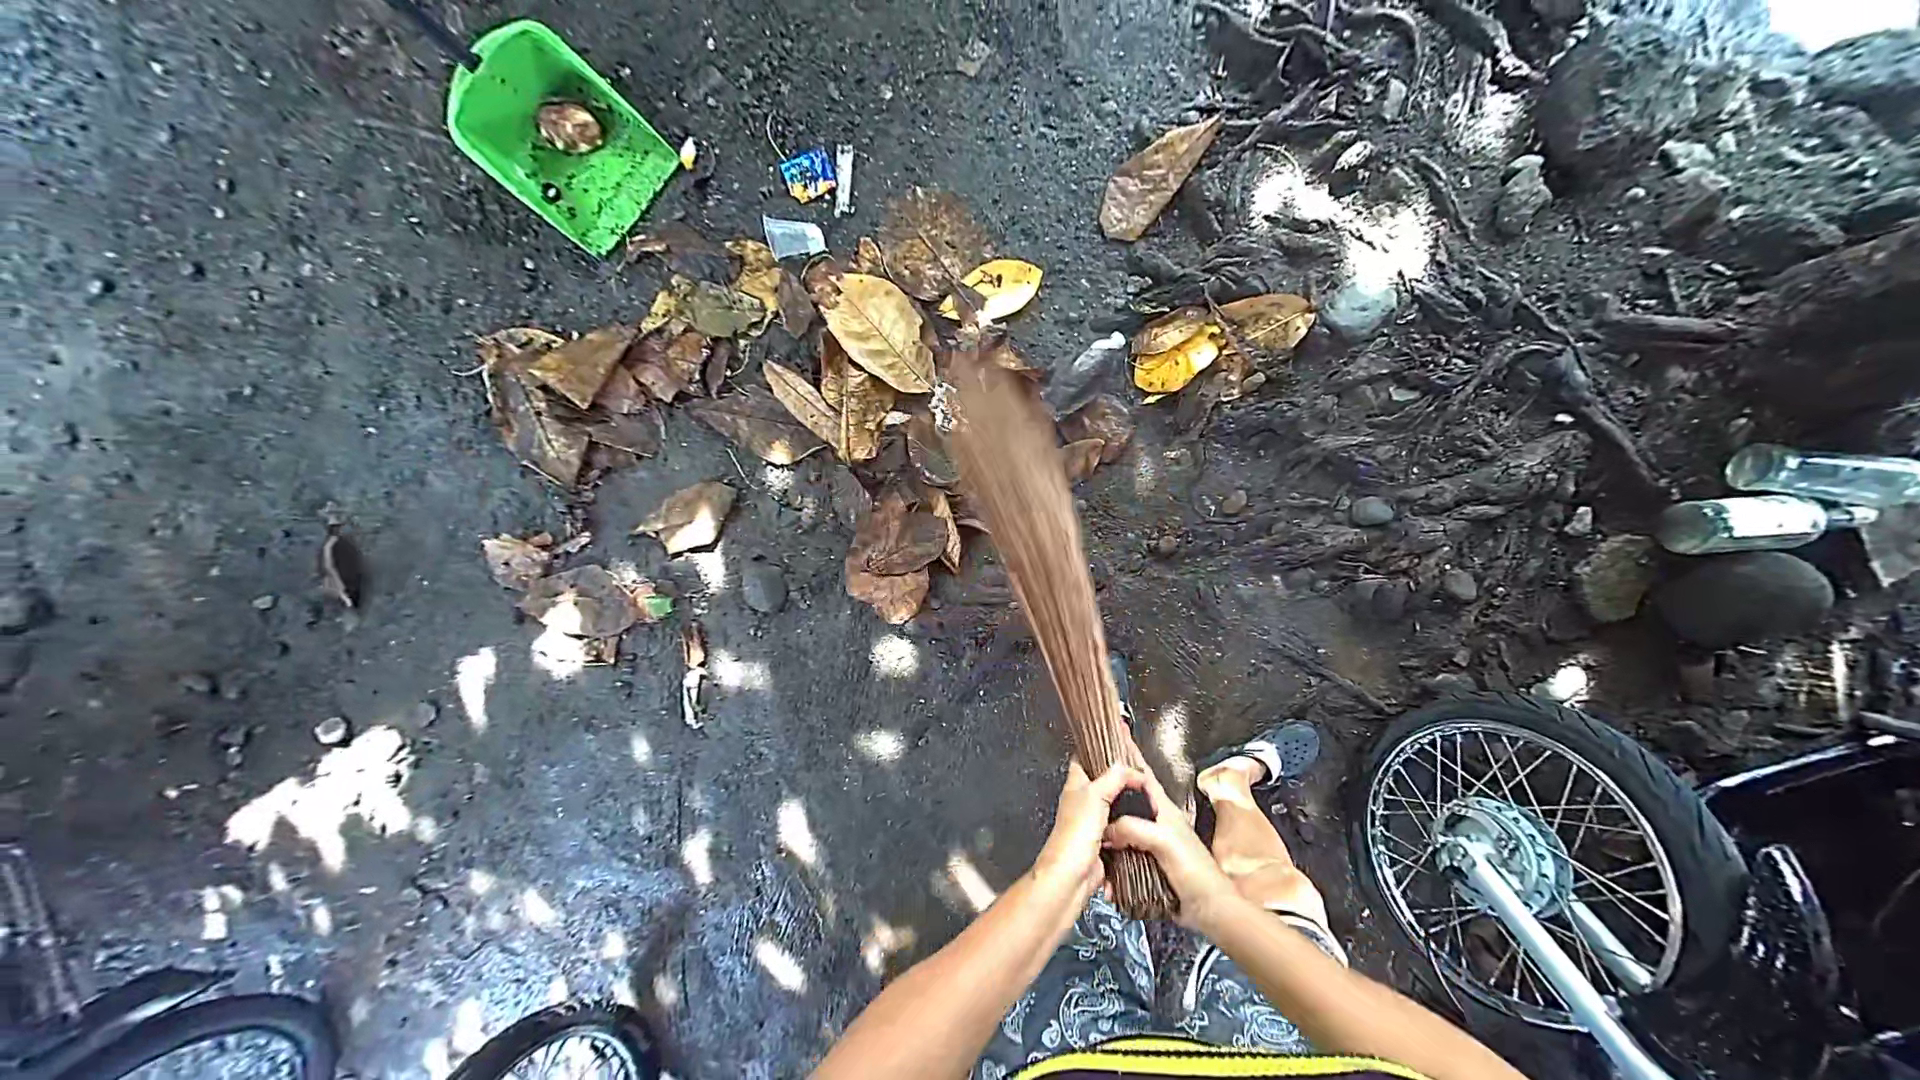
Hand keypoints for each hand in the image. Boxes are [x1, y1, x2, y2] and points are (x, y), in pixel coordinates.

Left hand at [1030, 761, 1145, 904]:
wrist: (1072, 876)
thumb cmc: (1075, 833)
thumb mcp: (1095, 795)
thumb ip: (1114, 777)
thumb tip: (1131, 769)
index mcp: (1076, 784)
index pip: (1085, 758)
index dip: (1099, 749)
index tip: (1119, 744)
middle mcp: (1082, 800)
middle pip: (1103, 781)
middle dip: (1122, 778)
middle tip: (1142, 774)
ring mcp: (1092, 822)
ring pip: (1114, 805)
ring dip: (1129, 803)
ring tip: (1148, 795)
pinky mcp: (1103, 842)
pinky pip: (1120, 829)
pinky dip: (1131, 826)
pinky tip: (1144, 822)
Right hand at [1102, 770, 1242, 931]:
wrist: (1209, 911)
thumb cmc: (1196, 874)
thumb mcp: (1164, 841)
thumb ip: (1134, 828)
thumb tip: (1107, 829)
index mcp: (1164, 810)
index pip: (1143, 775)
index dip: (1128, 758)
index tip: (1112, 744)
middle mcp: (1156, 823)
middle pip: (1127, 801)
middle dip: (1108, 795)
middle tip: (1087, 792)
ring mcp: (1151, 844)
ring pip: (1122, 828)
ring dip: (1107, 830)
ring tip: (1088, 828)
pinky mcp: (1147, 865)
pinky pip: (1123, 854)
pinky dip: (1111, 857)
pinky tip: (1100, 861)